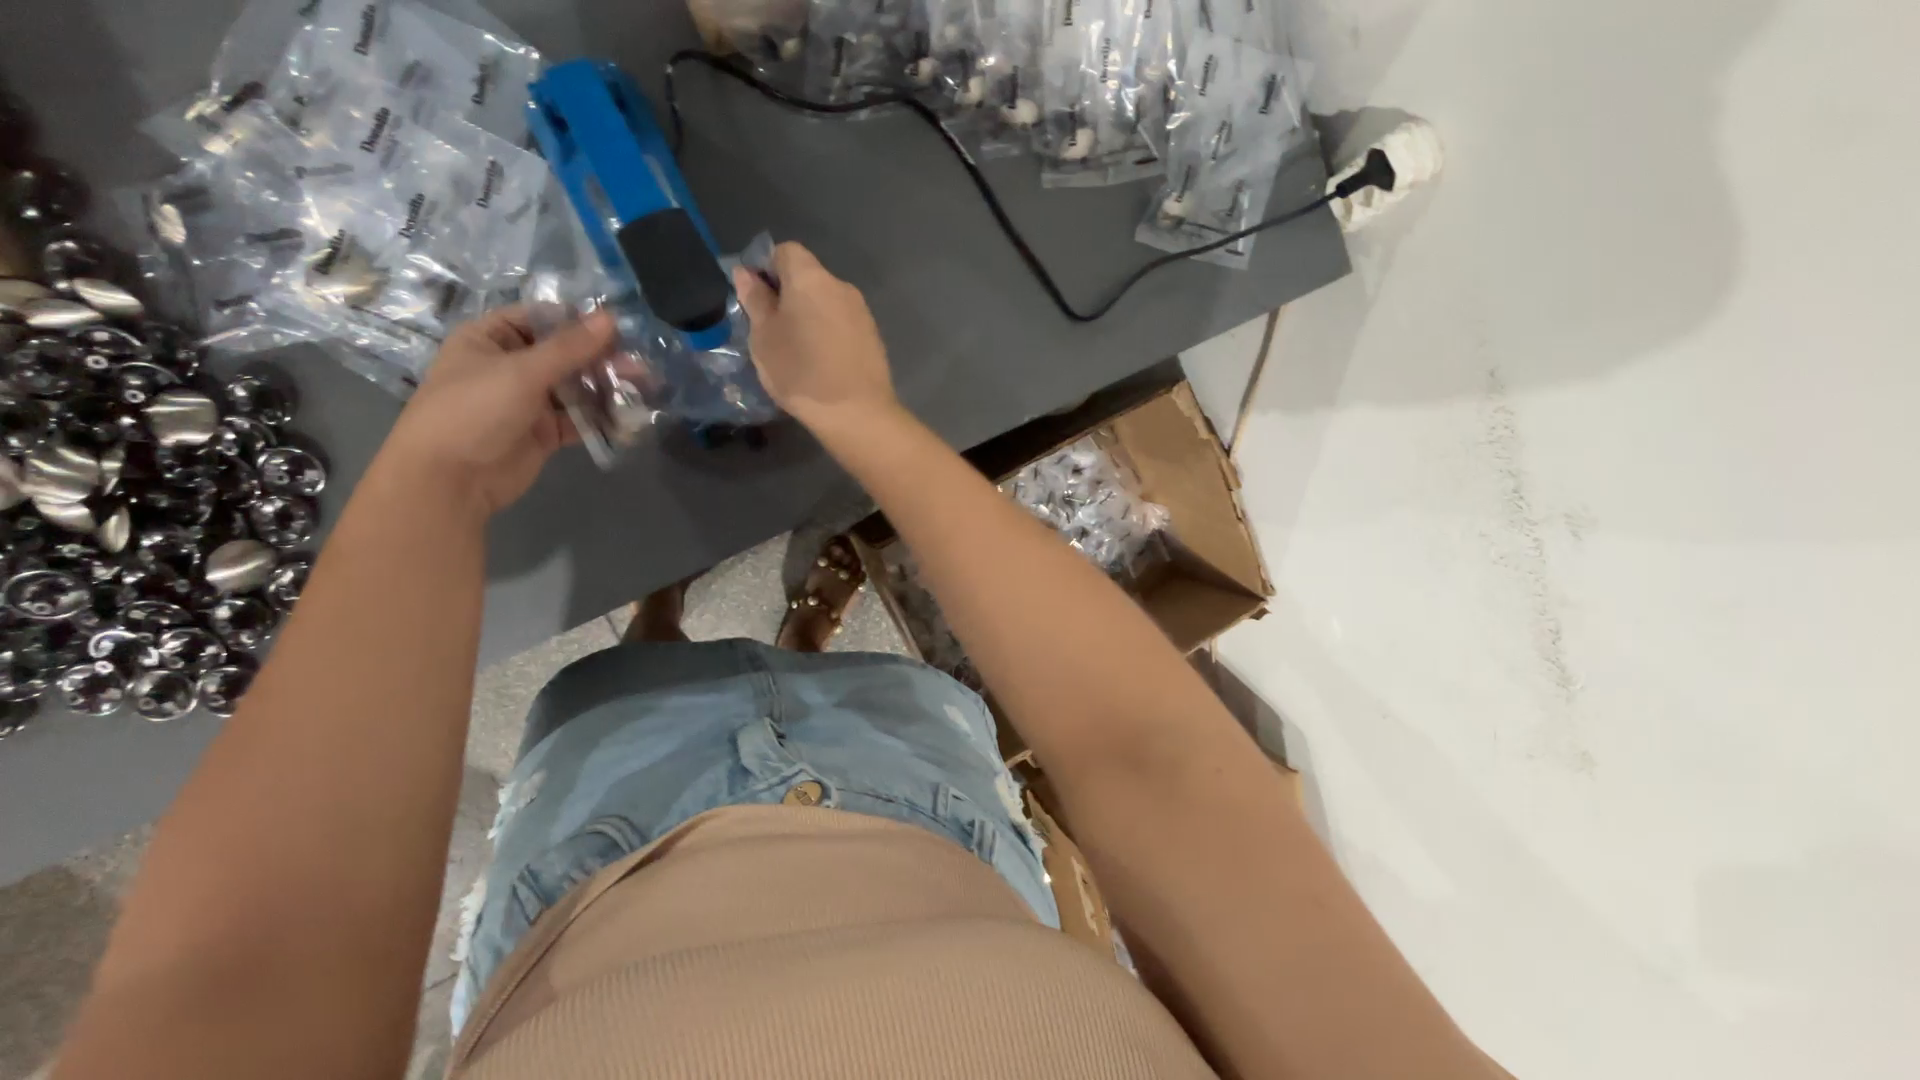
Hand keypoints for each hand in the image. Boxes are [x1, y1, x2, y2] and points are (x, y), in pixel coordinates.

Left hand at [377, 306, 616, 516]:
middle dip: (602, 358)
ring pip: (576, 387)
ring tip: (644, 388)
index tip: (619, 328)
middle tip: (640, 364)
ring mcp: (528, 401)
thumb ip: (570, 347)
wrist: (450, 480)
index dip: (579, 321)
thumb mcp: (522, 372)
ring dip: (607, 387)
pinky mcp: (543, 433)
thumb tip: (610, 318)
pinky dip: (602, 418)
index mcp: (491, 339)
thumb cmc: (474, 411)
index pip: (542, 318)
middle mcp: (510, 366)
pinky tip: (630, 417)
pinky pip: (578, 419)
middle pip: (565, 354)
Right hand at [733, 242, 897, 433]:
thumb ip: (755, 299)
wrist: (856, 412)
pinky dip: (828, 331)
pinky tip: (821, 361)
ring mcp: (861, 310)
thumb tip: (746, 272)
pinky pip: (842, 321)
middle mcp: (840, 285)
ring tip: (797, 349)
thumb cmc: (800, 372)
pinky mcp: (873, 335)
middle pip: (808, 276)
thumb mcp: (764, 337)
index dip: (766, 267)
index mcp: (810, 278)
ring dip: (809, 314)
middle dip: (787, 294)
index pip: (786, 251)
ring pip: (826, 300)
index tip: (756, 297)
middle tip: (772, 328)